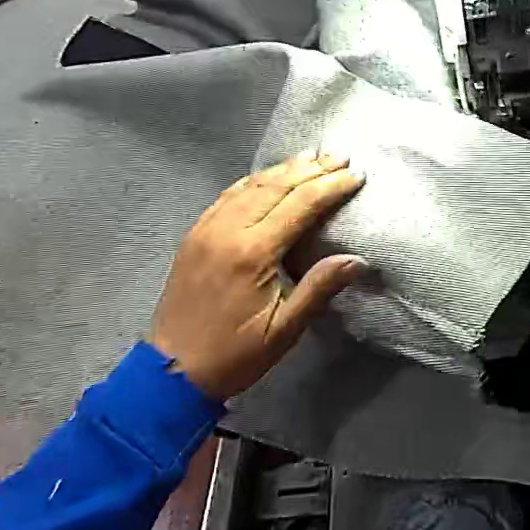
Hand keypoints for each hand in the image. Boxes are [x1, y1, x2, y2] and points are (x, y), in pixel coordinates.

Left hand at [150, 152, 368, 399]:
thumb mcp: (285, 328)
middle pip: (275, 186)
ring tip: (312, 157)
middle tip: (341, 157)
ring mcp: (206, 230)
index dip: (331, 186)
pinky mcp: (194, 235)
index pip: (300, 204)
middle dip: (312, 169)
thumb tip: (358, 260)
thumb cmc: (236, 353)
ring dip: (284, 169)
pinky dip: (254, 180)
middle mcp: (227, 232)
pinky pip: (227, 195)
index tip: (357, 176)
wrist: (170, 372)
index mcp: (252, 253)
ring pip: (250, 185)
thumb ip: (320, 287)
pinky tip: (270, 176)